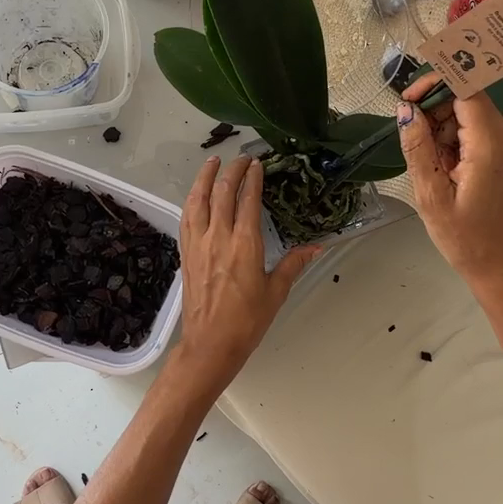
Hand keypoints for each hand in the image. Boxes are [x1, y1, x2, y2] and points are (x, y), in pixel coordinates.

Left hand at [170, 155, 318, 397]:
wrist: (210, 344)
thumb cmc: (247, 321)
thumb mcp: (276, 292)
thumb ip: (293, 264)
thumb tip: (315, 247)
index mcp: (244, 245)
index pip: (248, 200)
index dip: (252, 179)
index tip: (257, 164)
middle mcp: (219, 238)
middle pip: (222, 193)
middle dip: (232, 171)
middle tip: (242, 159)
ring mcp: (199, 244)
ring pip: (198, 200)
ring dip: (205, 178)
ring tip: (212, 162)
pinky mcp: (187, 253)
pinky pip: (187, 218)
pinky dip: (192, 200)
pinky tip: (196, 194)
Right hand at [397, 73, 502, 286]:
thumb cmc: (467, 240)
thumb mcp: (432, 196)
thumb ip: (418, 148)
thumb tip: (404, 109)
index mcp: (490, 143)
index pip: (465, 87)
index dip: (434, 84)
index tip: (407, 101)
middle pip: (466, 97)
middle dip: (434, 110)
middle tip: (413, 142)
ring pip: (469, 115)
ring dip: (442, 129)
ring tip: (430, 165)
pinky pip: (476, 132)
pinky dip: (454, 142)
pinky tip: (443, 171)